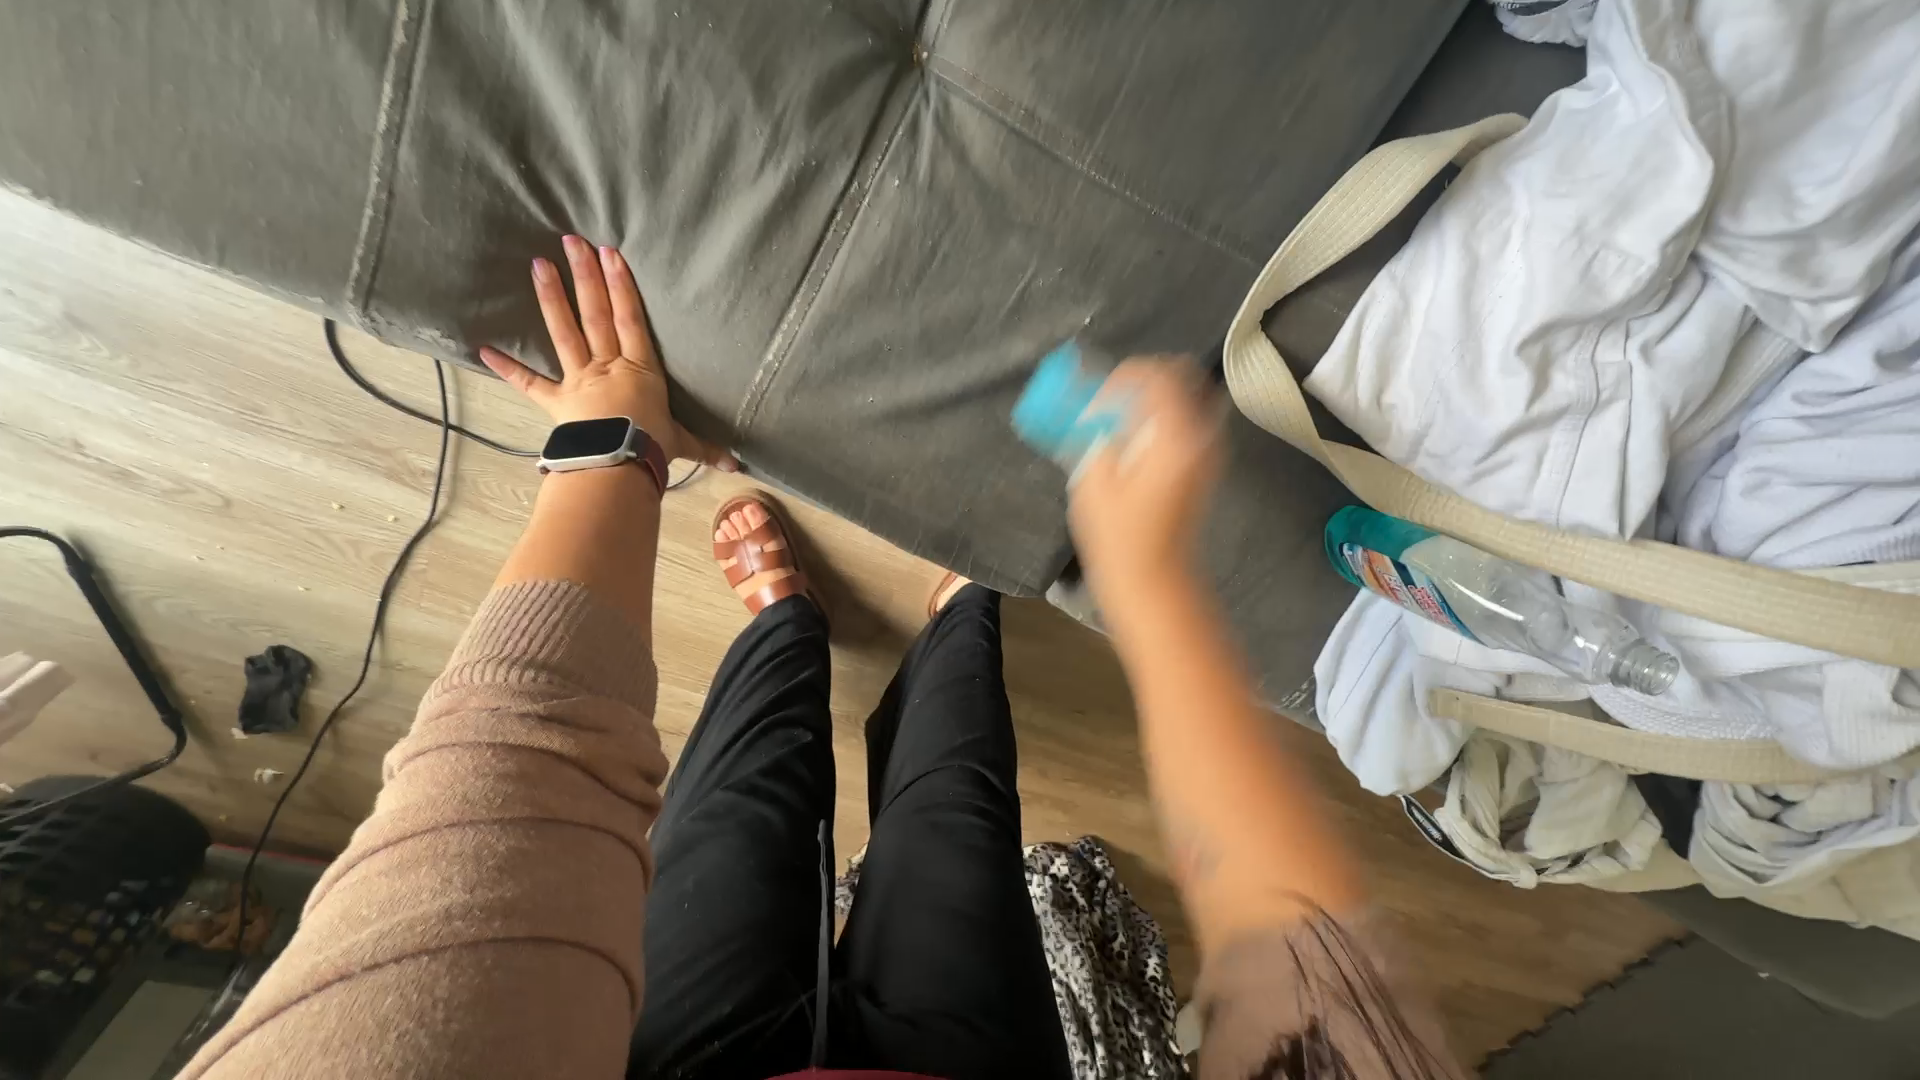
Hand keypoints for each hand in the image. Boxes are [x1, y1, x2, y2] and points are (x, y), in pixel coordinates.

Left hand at [479, 234, 738, 470]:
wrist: (618, 466)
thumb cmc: (653, 449)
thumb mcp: (685, 445)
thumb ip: (708, 448)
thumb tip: (737, 465)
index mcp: (640, 370)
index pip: (630, 319)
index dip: (621, 285)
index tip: (610, 253)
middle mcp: (607, 367)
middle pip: (595, 315)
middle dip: (586, 277)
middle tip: (572, 241)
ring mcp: (579, 381)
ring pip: (564, 333)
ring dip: (551, 299)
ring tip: (538, 264)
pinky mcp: (557, 402)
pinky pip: (530, 383)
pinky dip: (508, 368)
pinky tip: (482, 349)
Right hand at [1067, 356, 1223, 596]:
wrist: (1154, 580)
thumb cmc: (1119, 536)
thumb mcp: (1093, 479)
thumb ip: (1094, 434)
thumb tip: (1092, 410)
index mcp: (1175, 435)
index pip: (1159, 376)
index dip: (1124, 376)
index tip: (1098, 396)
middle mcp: (1201, 437)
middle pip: (1183, 380)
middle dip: (1144, 382)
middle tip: (1113, 399)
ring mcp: (1209, 455)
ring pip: (1188, 402)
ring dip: (1154, 402)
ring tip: (1121, 423)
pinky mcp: (1204, 471)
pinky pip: (1189, 427)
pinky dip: (1164, 422)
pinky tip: (1135, 445)